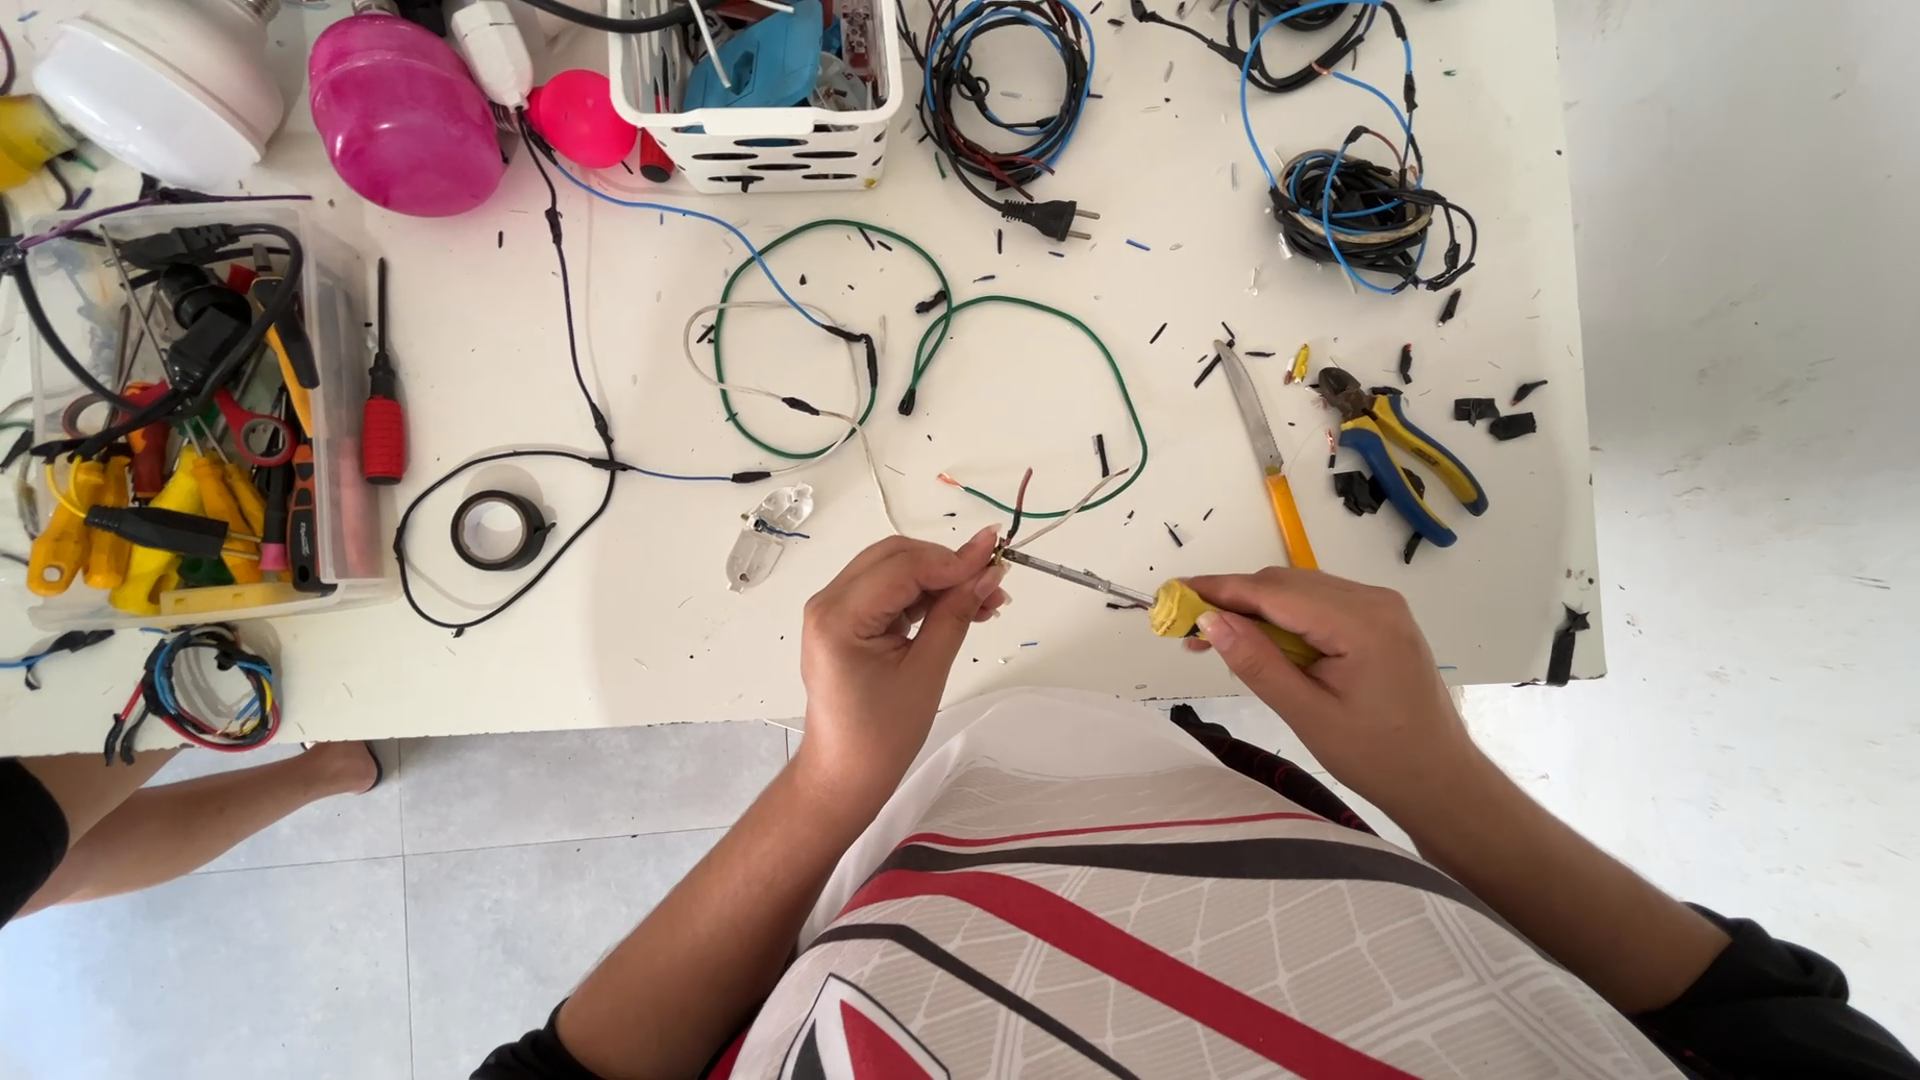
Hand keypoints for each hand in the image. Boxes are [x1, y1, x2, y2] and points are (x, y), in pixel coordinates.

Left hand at [796, 528, 1007, 802]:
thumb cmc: (882, 734)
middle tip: (993, 582)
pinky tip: (958, 606)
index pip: (903, 567)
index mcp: (838, 617)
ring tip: (984, 600)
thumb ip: (956, 614)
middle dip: (946, 565)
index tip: (997, 555)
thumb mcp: (927, 671)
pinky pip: (888, 590)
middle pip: (895, 557)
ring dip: (939, 578)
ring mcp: (832, 609)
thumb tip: (988, 573)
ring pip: (894, 569)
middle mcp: (827, 602)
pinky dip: (924, 594)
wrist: (846, 773)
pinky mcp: (845, 619)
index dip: (953, 559)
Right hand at [1183, 568, 1482, 816]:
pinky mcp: (1378, 618)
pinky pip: (1316, 603)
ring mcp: (1379, 606)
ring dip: (1254, 609)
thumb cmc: (1377, 757)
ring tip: (1217, 640)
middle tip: (1189, 632)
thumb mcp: (1306, 714)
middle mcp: (1373, 600)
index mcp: (1362, 623)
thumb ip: (1256, 662)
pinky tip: (1260, 643)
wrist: (1441, 780)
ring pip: (1297, 590)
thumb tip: (1208, 621)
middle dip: (1232, 601)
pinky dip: (1280, 617)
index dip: (1219, 590)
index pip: (1274, 592)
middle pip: (1284, 584)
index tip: (1174, 593)